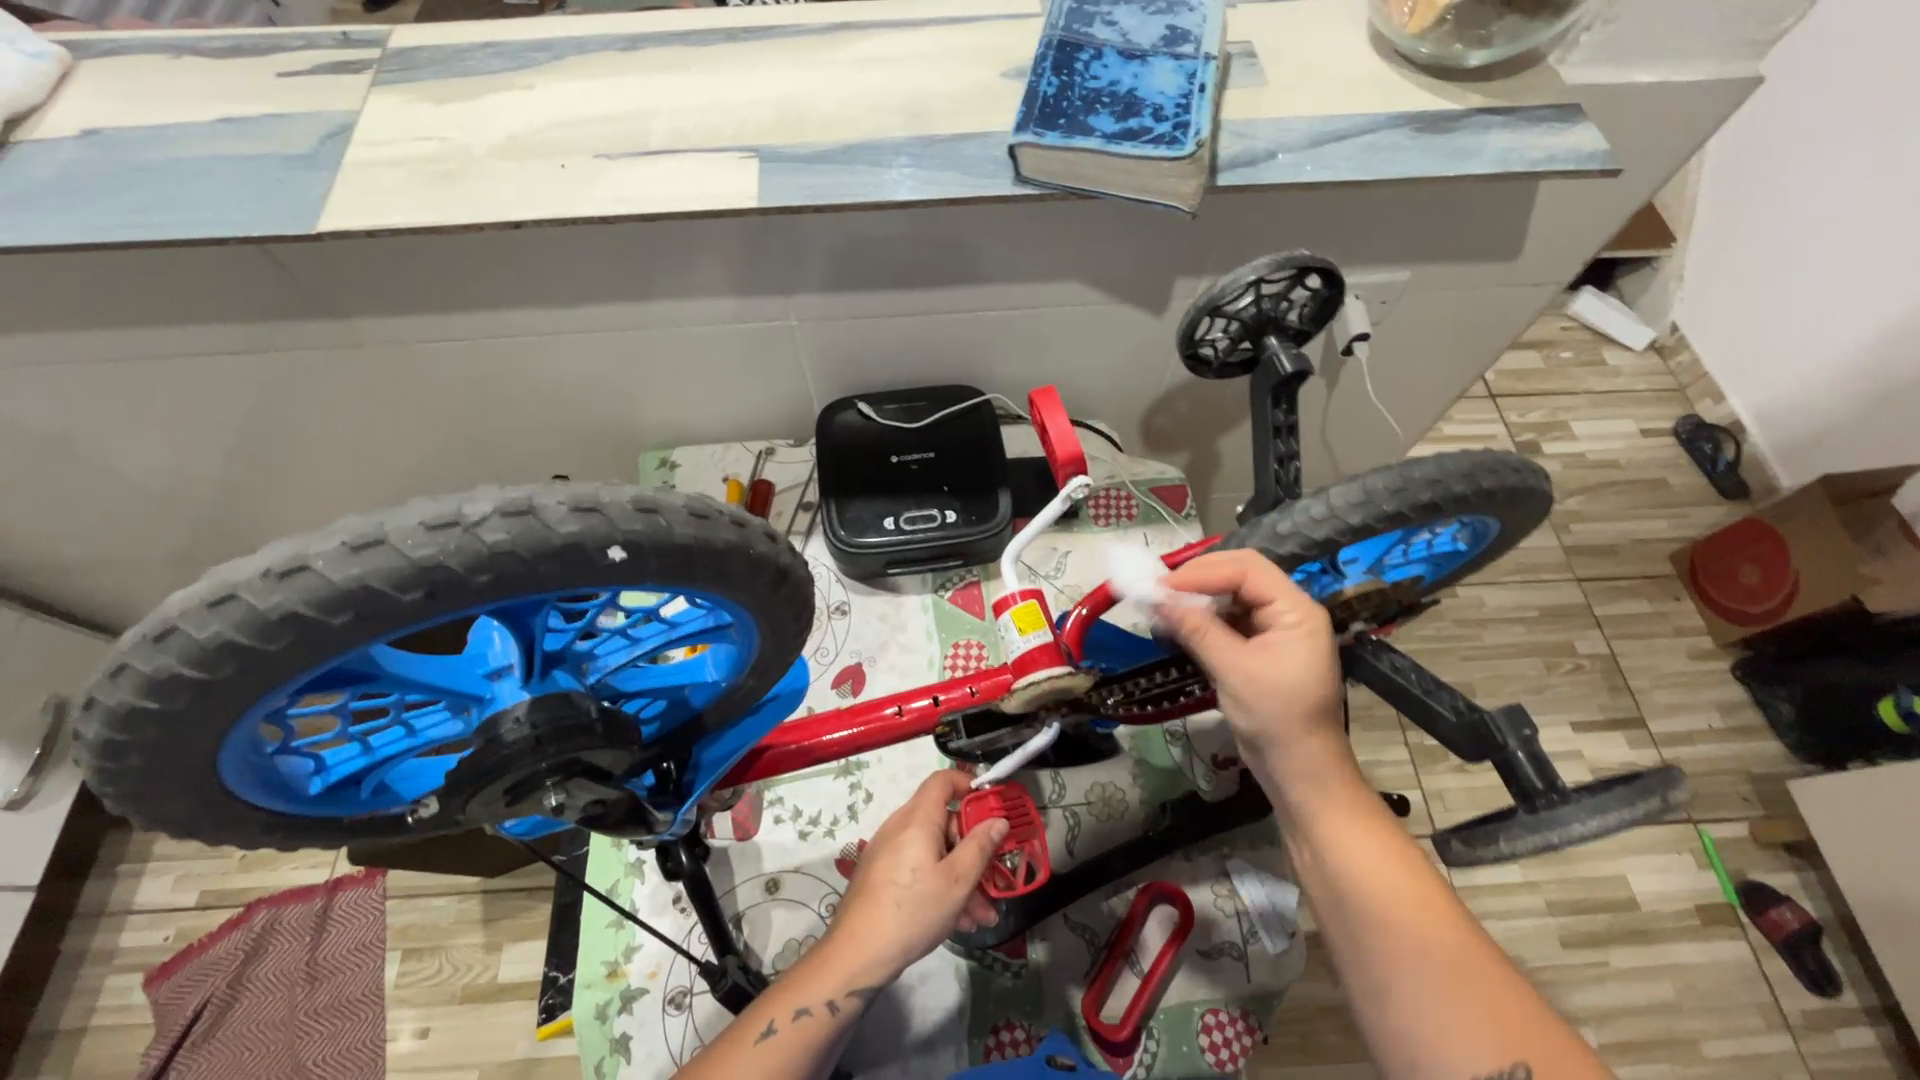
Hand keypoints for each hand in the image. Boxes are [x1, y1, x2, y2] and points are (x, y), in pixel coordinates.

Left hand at [825, 770, 1008, 979]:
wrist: (856, 953)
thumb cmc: (913, 911)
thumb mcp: (957, 881)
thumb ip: (980, 847)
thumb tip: (998, 820)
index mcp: (917, 819)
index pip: (943, 780)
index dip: (969, 785)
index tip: (992, 807)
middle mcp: (900, 827)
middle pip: (943, 823)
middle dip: (973, 850)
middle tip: (995, 879)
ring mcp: (888, 851)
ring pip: (934, 852)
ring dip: (961, 877)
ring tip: (981, 915)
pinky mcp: (882, 874)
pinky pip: (918, 868)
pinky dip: (940, 885)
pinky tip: (958, 921)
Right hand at [1156, 550, 1348, 763]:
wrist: (1300, 771)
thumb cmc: (1275, 718)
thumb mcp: (1233, 670)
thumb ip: (1196, 629)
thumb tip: (1157, 598)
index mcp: (1295, 610)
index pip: (1247, 569)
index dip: (1202, 572)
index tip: (1161, 586)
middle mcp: (1288, 612)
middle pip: (1239, 576)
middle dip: (1197, 580)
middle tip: (1157, 591)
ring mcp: (1274, 631)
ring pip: (1231, 598)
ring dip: (1196, 600)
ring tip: (1161, 607)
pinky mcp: (1259, 651)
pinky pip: (1228, 623)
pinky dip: (1202, 622)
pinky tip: (1176, 627)